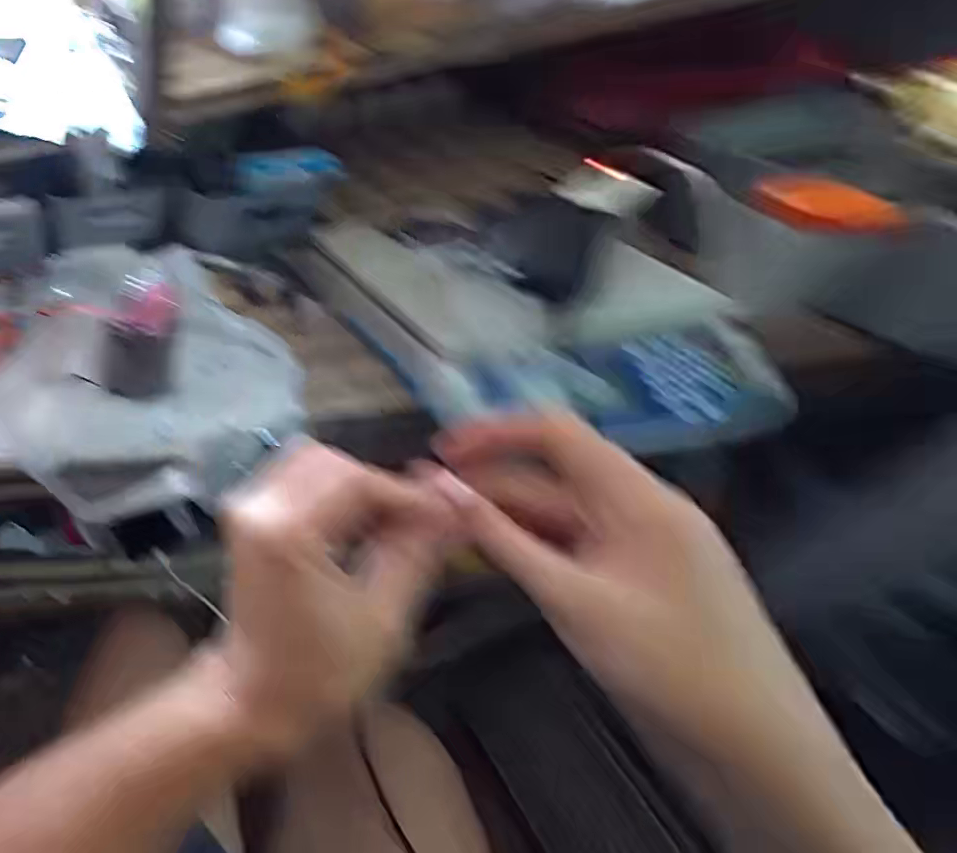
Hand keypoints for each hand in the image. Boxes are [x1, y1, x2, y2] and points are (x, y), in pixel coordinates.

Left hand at [209, 440, 453, 760]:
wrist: (254, 691)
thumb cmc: (320, 670)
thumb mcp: (383, 618)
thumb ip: (415, 554)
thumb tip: (453, 510)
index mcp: (284, 529)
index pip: (352, 478)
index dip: (405, 491)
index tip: (447, 511)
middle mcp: (254, 504)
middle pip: (326, 460)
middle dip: (378, 482)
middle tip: (420, 517)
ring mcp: (243, 505)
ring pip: (307, 463)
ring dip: (354, 483)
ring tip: (395, 521)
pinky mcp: (243, 513)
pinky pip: (292, 479)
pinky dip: (330, 491)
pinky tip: (361, 522)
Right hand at [432, 415, 810, 742]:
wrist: (762, 757)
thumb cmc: (669, 667)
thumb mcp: (569, 597)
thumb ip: (497, 535)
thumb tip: (433, 482)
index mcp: (640, 500)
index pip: (557, 432)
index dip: (493, 431)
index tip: (439, 450)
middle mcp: (640, 508)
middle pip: (547, 473)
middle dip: (484, 480)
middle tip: (424, 499)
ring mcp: (637, 541)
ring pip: (551, 508)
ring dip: (497, 513)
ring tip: (441, 526)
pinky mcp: (630, 571)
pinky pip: (565, 537)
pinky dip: (522, 539)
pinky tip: (483, 552)